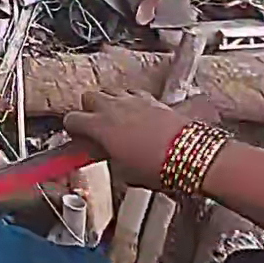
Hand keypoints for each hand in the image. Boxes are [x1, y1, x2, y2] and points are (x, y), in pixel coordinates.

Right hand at [62, 90, 194, 189]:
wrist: (191, 155)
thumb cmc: (158, 167)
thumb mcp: (123, 172)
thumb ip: (106, 156)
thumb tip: (101, 152)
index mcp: (100, 125)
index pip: (72, 119)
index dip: (73, 129)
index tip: (77, 138)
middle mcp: (114, 107)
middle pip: (89, 96)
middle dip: (89, 110)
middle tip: (95, 127)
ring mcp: (133, 100)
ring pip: (111, 91)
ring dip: (109, 103)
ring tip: (116, 121)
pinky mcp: (152, 99)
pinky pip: (133, 93)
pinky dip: (130, 101)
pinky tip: (136, 116)